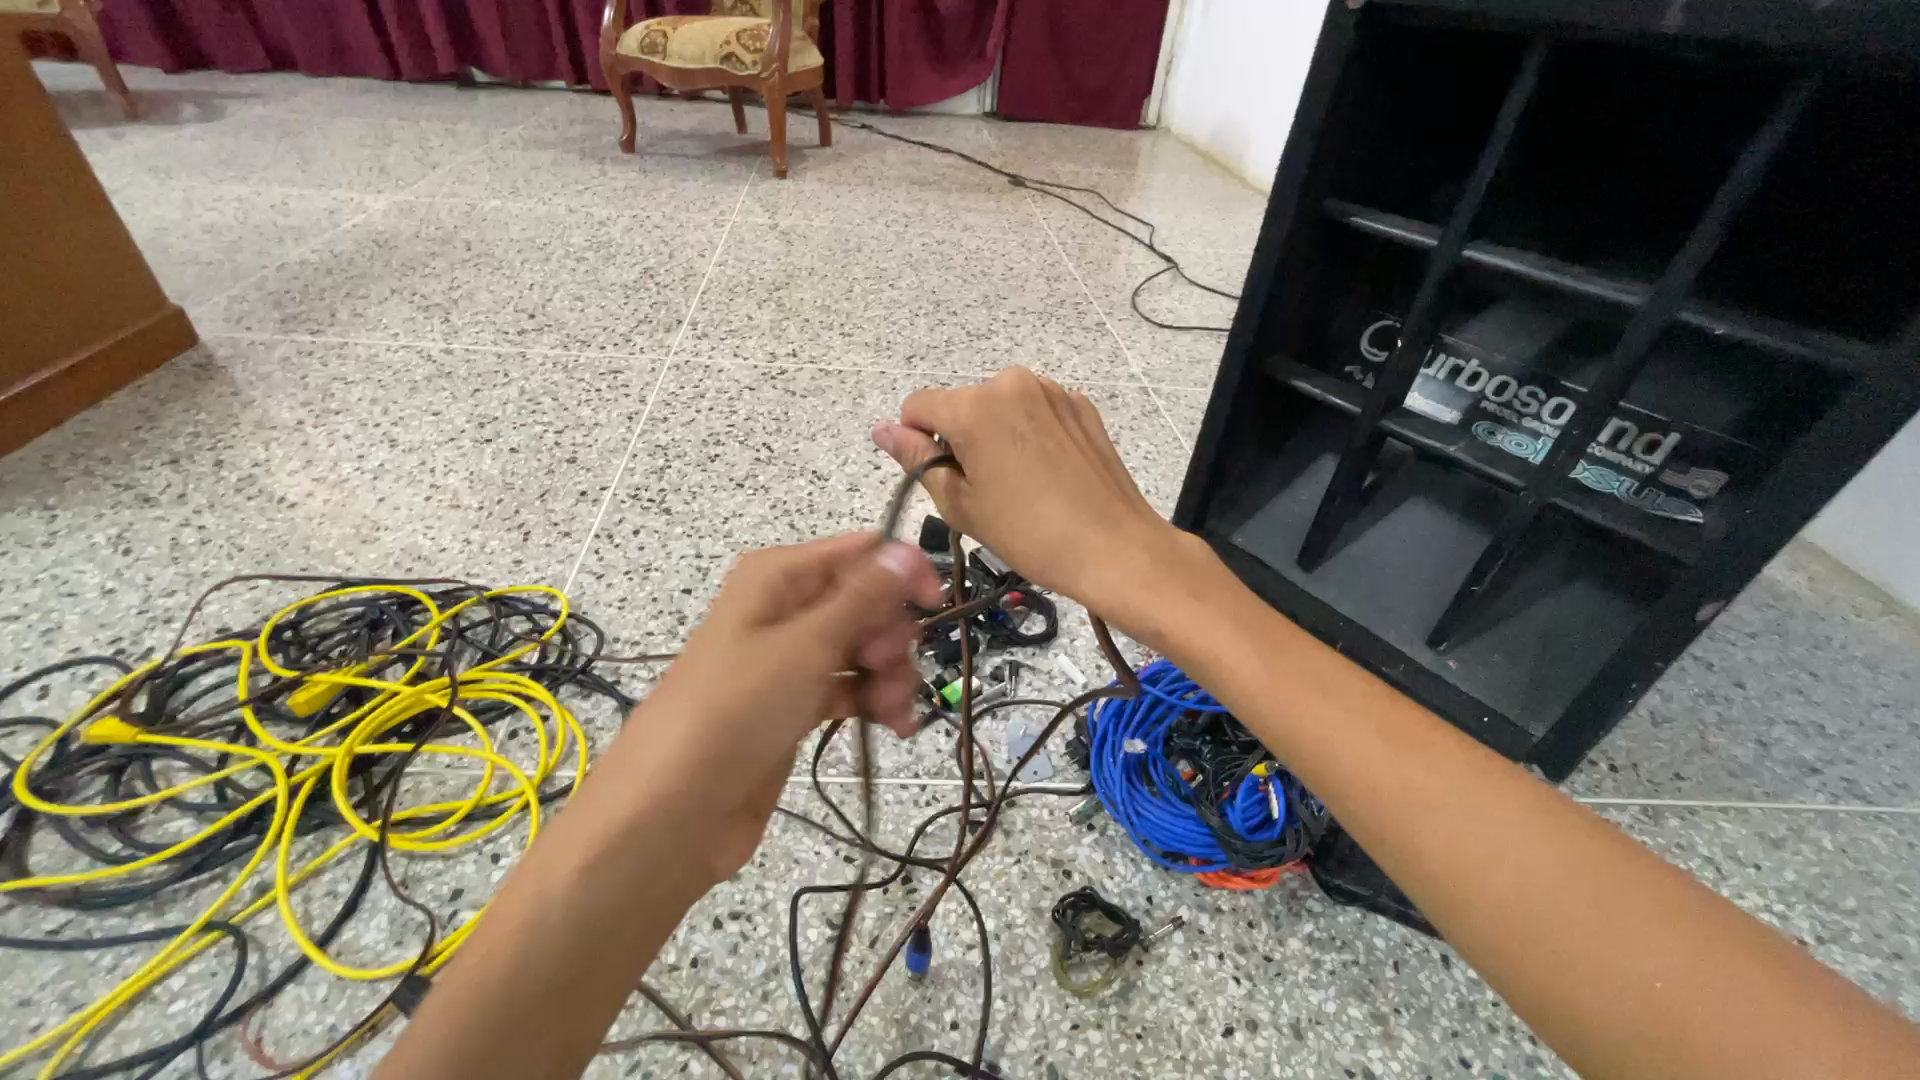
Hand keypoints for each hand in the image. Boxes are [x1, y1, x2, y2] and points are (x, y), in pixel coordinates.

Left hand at [605, 533, 942, 883]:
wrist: (675, 808)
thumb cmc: (736, 708)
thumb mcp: (805, 645)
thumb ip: (862, 597)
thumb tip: (902, 549)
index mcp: (778, 577)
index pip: (858, 553)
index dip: (899, 572)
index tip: (934, 605)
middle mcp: (786, 610)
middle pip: (865, 603)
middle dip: (891, 633)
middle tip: (888, 665)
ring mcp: (791, 661)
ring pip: (863, 650)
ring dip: (889, 674)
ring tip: (894, 709)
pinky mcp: (796, 706)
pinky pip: (849, 689)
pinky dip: (875, 703)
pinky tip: (897, 726)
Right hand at [871, 367, 1193, 624]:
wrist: (1113, 546)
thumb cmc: (1028, 534)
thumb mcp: (960, 504)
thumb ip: (916, 459)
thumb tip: (883, 431)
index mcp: (973, 407)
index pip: (917, 406)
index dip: (918, 442)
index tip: (943, 479)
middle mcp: (1011, 383)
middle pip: (961, 404)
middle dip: (961, 438)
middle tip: (986, 490)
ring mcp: (1051, 390)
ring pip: (999, 407)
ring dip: (996, 435)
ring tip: (1021, 483)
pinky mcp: (1080, 405)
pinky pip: (1035, 411)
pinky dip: (1030, 434)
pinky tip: (1048, 473)